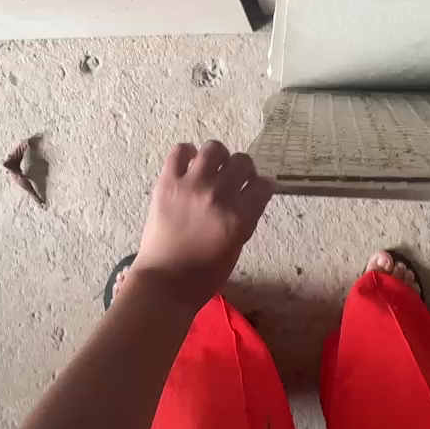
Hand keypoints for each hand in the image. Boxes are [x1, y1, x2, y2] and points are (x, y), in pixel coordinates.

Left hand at [129, 140, 274, 306]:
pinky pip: (180, 151)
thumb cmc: (205, 273)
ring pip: (214, 148)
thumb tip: (256, 192)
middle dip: (244, 169)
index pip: (263, 185)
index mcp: (238, 218)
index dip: (264, 185)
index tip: (257, 187)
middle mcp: (217, 196)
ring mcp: (191, 186)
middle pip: (242, 161)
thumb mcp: (237, 246)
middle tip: (236, 179)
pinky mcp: (167, 182)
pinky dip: (187, 153)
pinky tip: (190, 165)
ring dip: (219, 157)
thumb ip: (247, 216)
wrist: (165, 280)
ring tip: (213, 169)